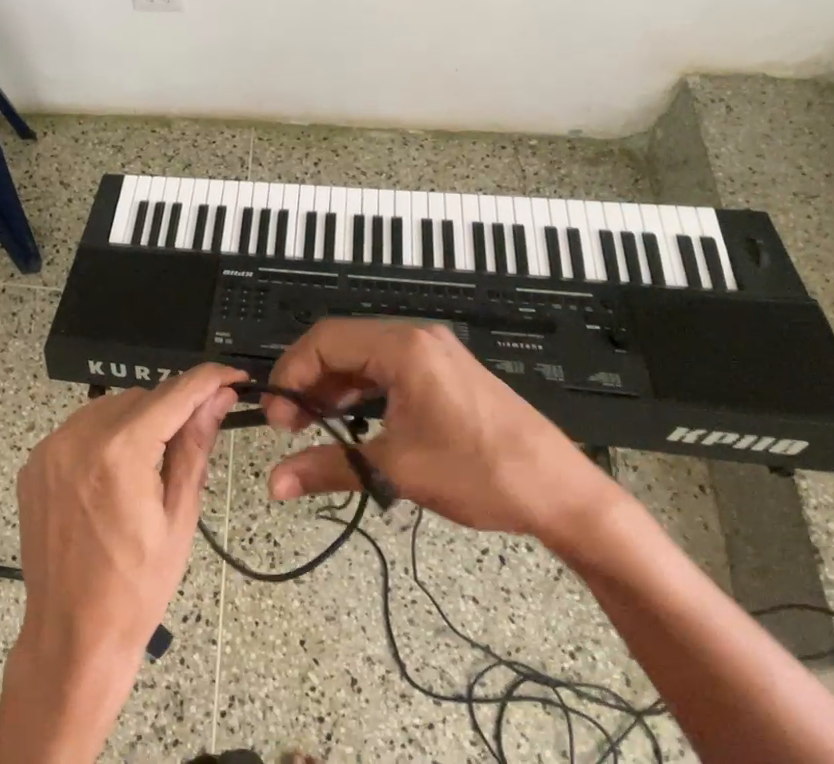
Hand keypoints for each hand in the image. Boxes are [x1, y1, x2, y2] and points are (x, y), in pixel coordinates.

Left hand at [0, 364, 239, 762]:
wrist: (72, 633)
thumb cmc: (136, 587)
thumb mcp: (179, 517)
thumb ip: (195, 447)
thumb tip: (218, 398)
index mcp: (120, 452)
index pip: (174, 394)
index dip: (209, 380)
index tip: (234, 377)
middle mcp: (77, 438)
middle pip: (141, 398)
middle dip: (173, 410)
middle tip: (195, 442)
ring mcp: (49, 450)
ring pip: (108, 409)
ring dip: (138, 423)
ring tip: (153, 468)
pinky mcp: (34, 465)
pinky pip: (79, 431)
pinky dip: (104, 439)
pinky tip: (117, 476)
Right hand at [265, 319, 618, 539]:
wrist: (560, 493)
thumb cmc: (479, 473)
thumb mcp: (394, 469)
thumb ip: (326, 467)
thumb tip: (273, 484)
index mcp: (404, 347)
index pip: (324, 340)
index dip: (291, 374)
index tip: (275, 417)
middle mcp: (419, 340)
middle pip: (341, 346)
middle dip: (308, 383)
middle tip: (288, 427)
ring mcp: (436, 356)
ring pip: (364, 360)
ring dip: (333, 390)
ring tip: (312, 428)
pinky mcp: (447, 376)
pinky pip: (388, 373)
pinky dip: (362, 395)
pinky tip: (351, 425)